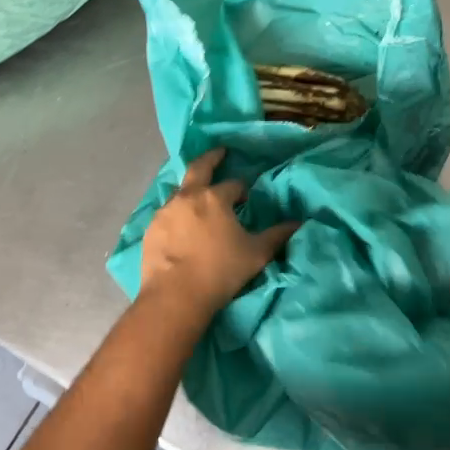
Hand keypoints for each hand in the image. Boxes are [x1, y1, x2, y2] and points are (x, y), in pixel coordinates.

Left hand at [141, 149, 296, 313]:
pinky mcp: (151, 229)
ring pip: (180, 191)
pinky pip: (166, 213)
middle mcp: (188, 196)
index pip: (233, 185)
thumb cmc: (220, 271)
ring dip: (191, 190)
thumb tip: (298, 223)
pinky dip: (176, 214)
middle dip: (211, 158)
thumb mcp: (256, 254)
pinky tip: (180, 227)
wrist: (175, 296)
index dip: (241, 190)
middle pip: (199, 167)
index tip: (246, 198)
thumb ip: (277, 236)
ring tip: (198, 199)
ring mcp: (165, 211)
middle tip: (219, 153)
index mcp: (215, 198)